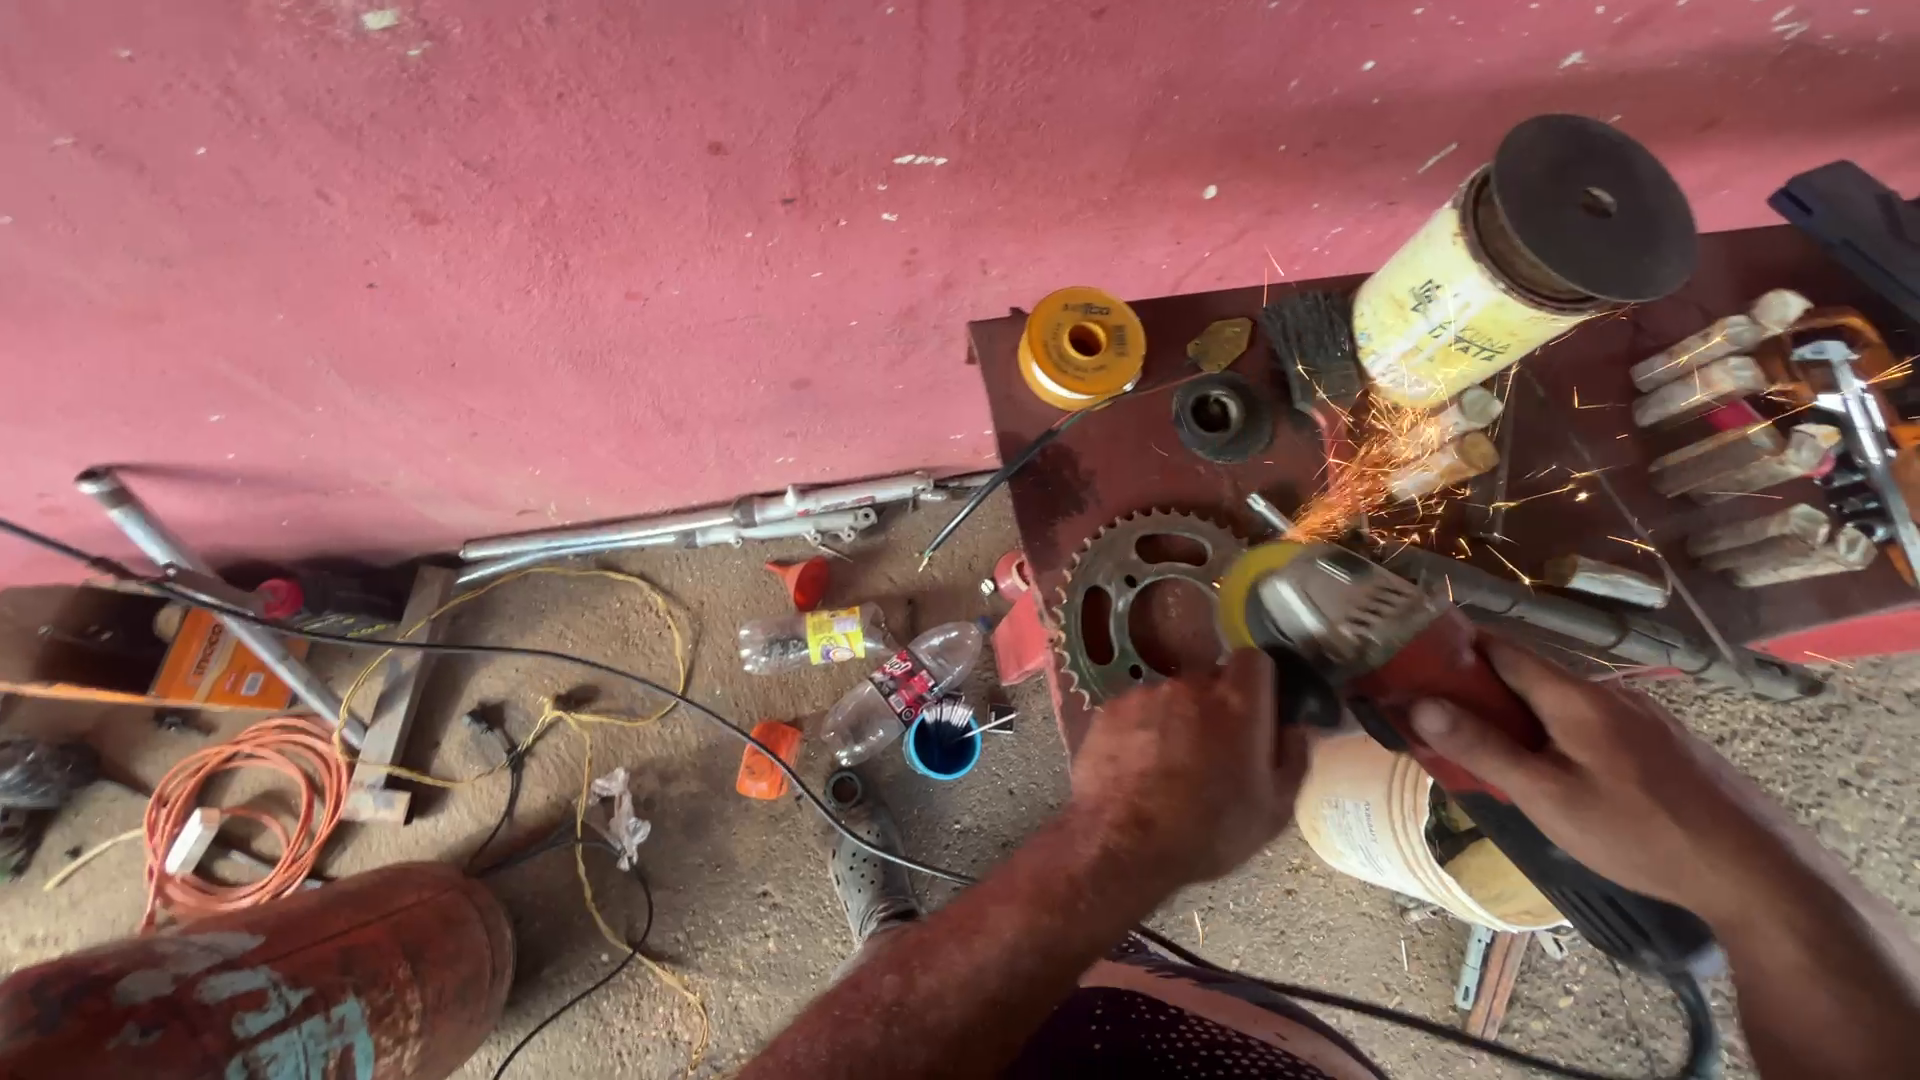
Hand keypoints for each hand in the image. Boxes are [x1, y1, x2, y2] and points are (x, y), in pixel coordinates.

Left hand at [1069, 648, 1307, 887]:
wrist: (1122, 845)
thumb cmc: (1208, 832)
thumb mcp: (1273, 809)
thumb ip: (1292, 756)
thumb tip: (1295, 727)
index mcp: (1237, 703)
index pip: (1254, 660)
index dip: (1258, 682)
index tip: (1256, 710)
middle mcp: (1189, 686)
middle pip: (1210, 680)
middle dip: (1215, 706)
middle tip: (1213, 749)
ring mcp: (1144, 694)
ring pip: (1170, 696)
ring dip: (1176, 718)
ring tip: (1169, 765)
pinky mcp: (1109, 709)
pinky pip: (1136, 710)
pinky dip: (1141, 729)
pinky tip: (1138, 766)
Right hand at [1408, 638, 1803, 923]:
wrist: (1763, 878)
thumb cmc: (1641, 834)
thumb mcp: (1547, 797)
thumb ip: (1482, 748)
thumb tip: (1419, 704)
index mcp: (1576, 697)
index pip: (1501, 648)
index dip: (1453, 648)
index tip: (1413, 662)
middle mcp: (1609, 694)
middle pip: (1528, 676)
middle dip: (1479, 691)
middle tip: (1440, 721)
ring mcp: (1642, 717)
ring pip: (1559, 703)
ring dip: (1518, 716)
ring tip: (1490, 753)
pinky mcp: (1664, 743)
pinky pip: (1590, 723)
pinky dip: (1555, 733)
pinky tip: (1555, 772)